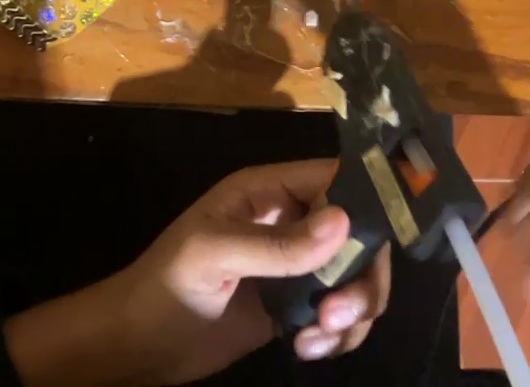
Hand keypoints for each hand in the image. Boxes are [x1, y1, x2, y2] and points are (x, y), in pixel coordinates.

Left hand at [4, 160, 391, 385]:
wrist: (142, 343)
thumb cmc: (170, 282)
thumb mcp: (217, 253)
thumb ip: (279, 243)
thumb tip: (345, 221)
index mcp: (266, 190)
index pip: (331, 179)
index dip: (366, 202)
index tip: (386, 242)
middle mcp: (286, 221)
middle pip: (356, 235)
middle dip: (361, 275)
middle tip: (341, 314)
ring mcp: (292, 265)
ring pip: (354, 277)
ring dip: (353, 311)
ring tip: (319, 338)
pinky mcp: (293, 305)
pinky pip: (340, 313)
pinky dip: (339, 335)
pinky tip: (308, 350)